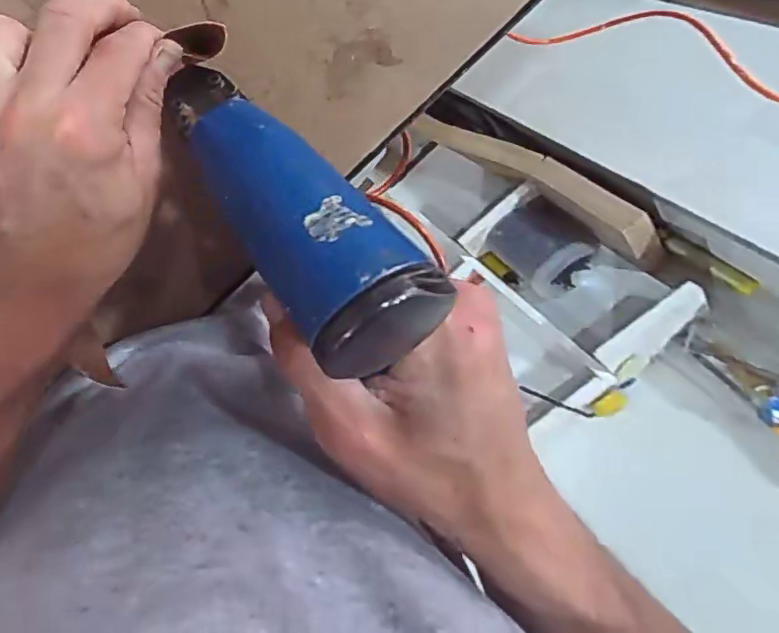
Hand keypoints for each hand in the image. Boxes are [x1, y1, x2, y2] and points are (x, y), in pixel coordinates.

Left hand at [0, 0, 183, 345]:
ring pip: (13, 23)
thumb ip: (147, 101)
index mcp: (87, 124)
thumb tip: (163, 48)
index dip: (151, 36)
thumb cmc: (102, 237)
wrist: (34, 278)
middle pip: (67, 14)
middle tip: (127, 26)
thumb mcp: (145, 174)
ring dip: (53, 25)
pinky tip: (41, 71)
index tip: (160, 47)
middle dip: (107, 7)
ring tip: (76, 50)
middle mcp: (35, 104)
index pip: (124, 45)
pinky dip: (16, 45)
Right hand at [264, 280, 554, 554]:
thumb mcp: (349, 430)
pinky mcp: (480, 315)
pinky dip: (390, 313)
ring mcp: (475, 302)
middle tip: (315, 332)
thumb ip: (301, 363)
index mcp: (434, 318)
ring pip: (391, 282)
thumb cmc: (428, 474)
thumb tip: (275, 300)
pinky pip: (414, 295)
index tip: (289, 296)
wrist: (503, 507)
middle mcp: (460, 297)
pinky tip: (381, 348)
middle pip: (372, 274)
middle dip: (338, 297)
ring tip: (348, 345)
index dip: (313, 279)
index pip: (353, 270)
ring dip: (364, 308)